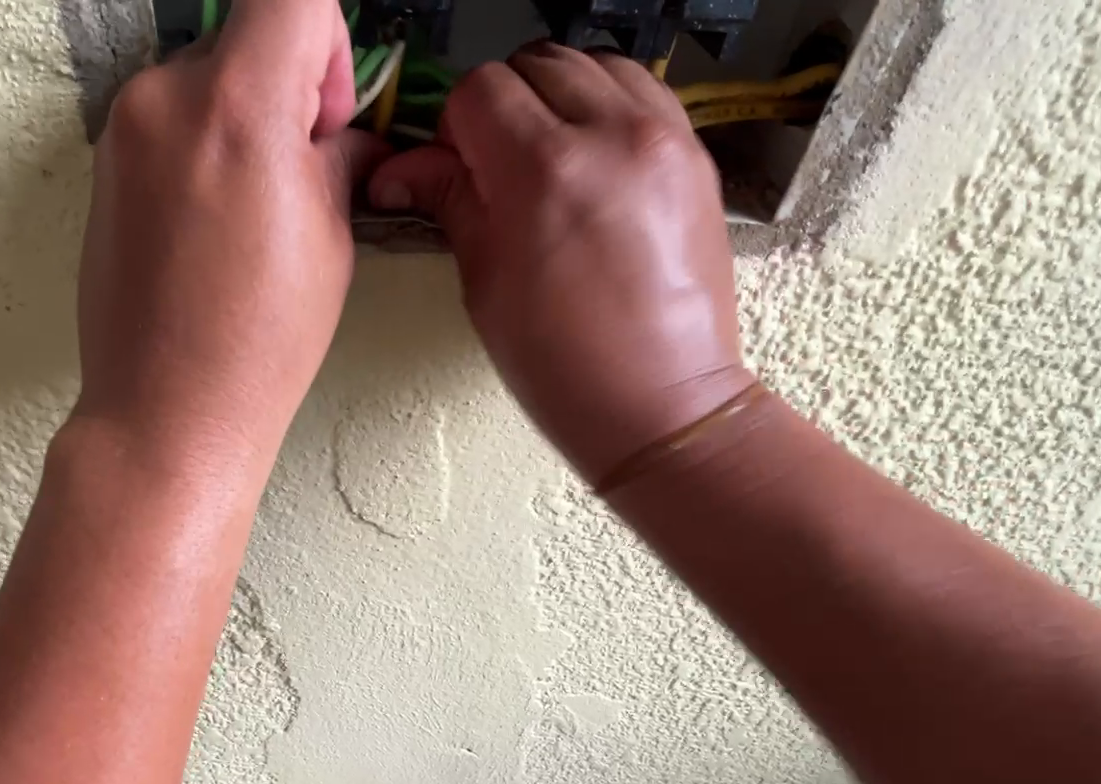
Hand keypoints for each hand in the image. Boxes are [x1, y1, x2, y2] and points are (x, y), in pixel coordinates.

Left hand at [76, 0, 385, 469]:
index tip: (328, 113)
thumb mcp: (329, 244)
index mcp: (237, 109)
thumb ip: (336, 164)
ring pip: (204, 82)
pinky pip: (169, 123)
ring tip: (254, 218)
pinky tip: (215, 228)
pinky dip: (202, 150)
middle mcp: (163, 100)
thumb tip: (342, 141)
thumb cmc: (252, 347)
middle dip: (285, 92)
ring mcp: (122, 132)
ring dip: (242, 124)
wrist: (168, 409)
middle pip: (245, 37)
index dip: (327, 45)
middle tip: (301, 177)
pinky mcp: (104, 167)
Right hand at [367, 42, 753, 482]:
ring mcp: (663, 140)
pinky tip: (592, 158)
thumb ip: (452, 205)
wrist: (658, 403)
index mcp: (542, 174)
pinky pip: (642, 90)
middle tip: (494, 166)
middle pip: (533, 65)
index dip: (453, 130)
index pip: (479, 93)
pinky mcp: (694, 156)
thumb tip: (406, 169)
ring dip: (555, 97)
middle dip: (501, 106)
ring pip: (591, 63)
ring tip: (546, 158)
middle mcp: (610, 137)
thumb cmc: (563, 367)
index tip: (452, 169)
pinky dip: (606, 106)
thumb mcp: (486, 288)